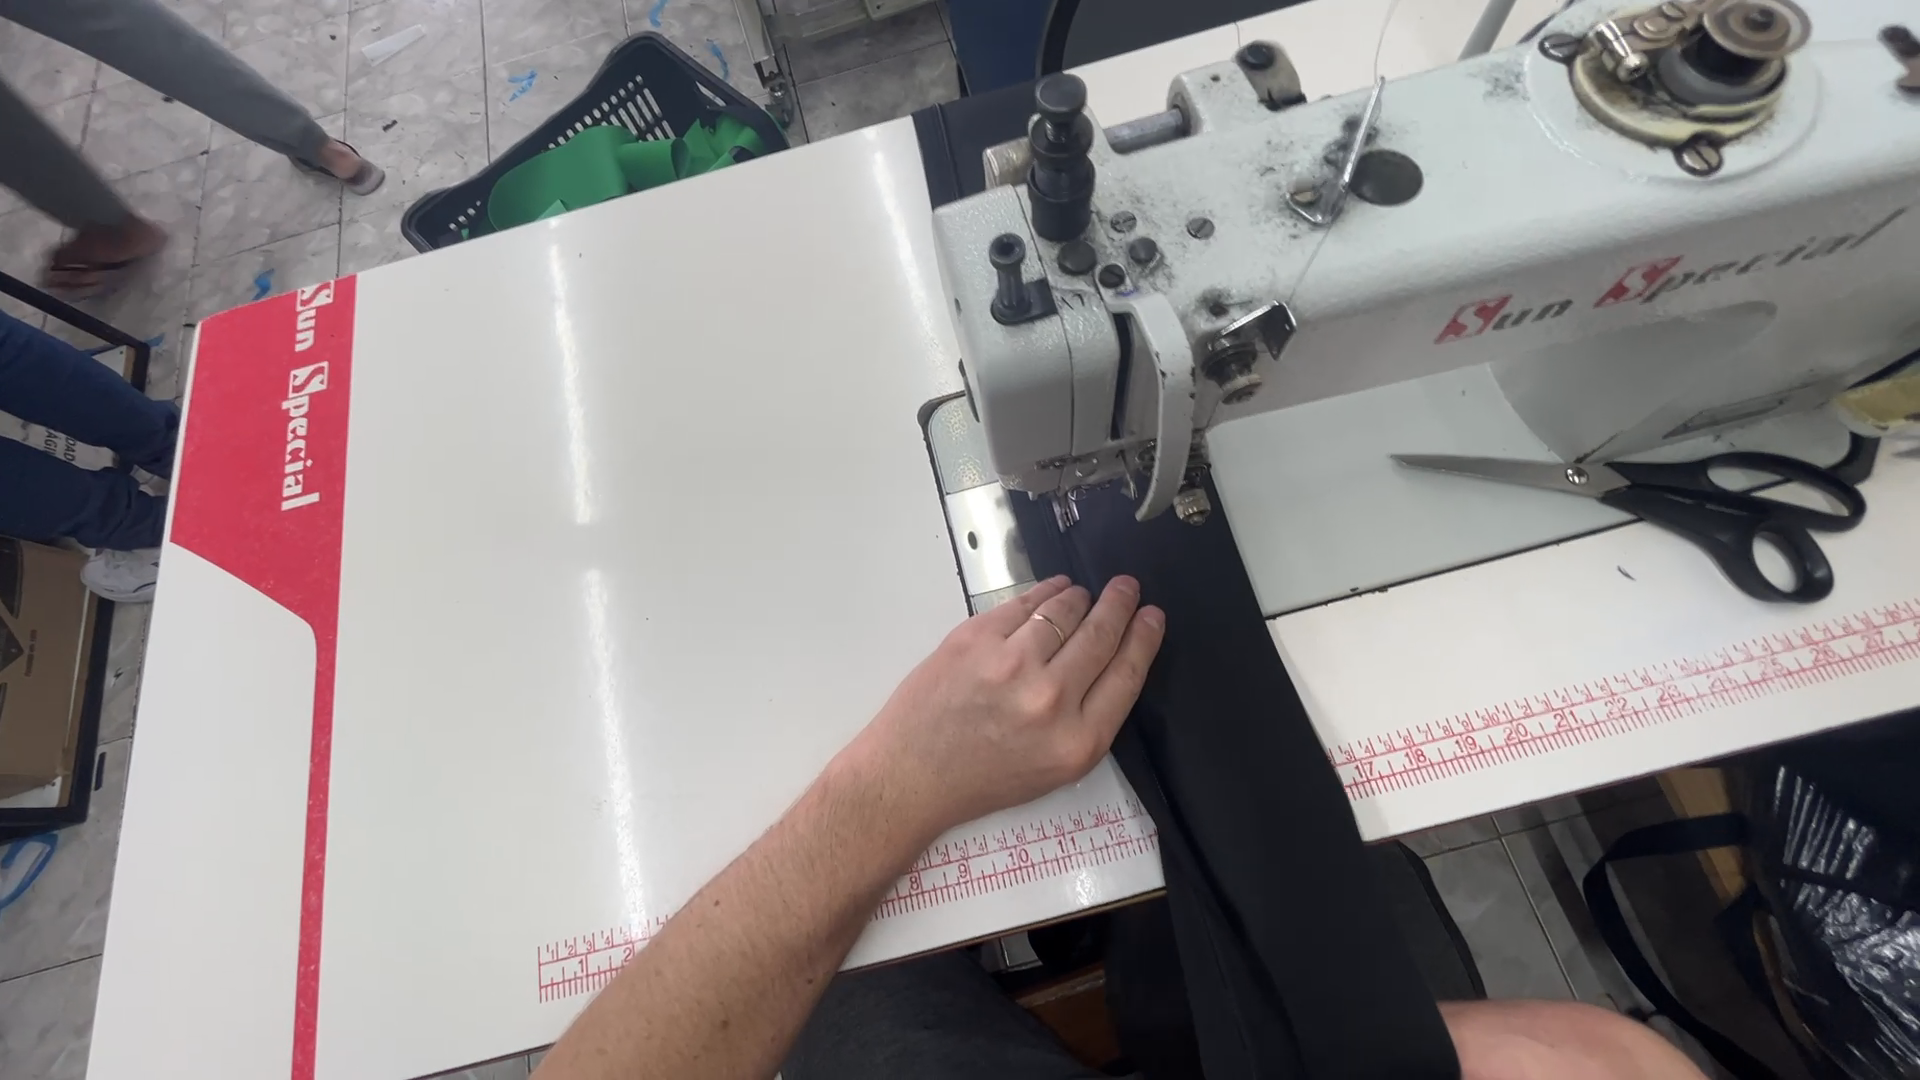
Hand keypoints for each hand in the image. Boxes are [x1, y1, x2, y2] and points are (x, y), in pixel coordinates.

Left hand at [838, 576, 1165, 843]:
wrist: (912, 774)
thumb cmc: (983, 778)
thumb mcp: (1055, 768)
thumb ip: (1088, 720)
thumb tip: (1109, 660)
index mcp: (1078, 741)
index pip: (1127, 674)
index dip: (1144, 638)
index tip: (1152, 616)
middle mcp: (1050, 699)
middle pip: (1100, 635)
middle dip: (1120, 605)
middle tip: (1128, 587)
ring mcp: (1010, 663)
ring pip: (1064, 611)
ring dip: (1081, 597)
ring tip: (1086, 593)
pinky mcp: (975, 638)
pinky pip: (1023, 603)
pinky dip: (1045, 591)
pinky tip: (1055, 588)